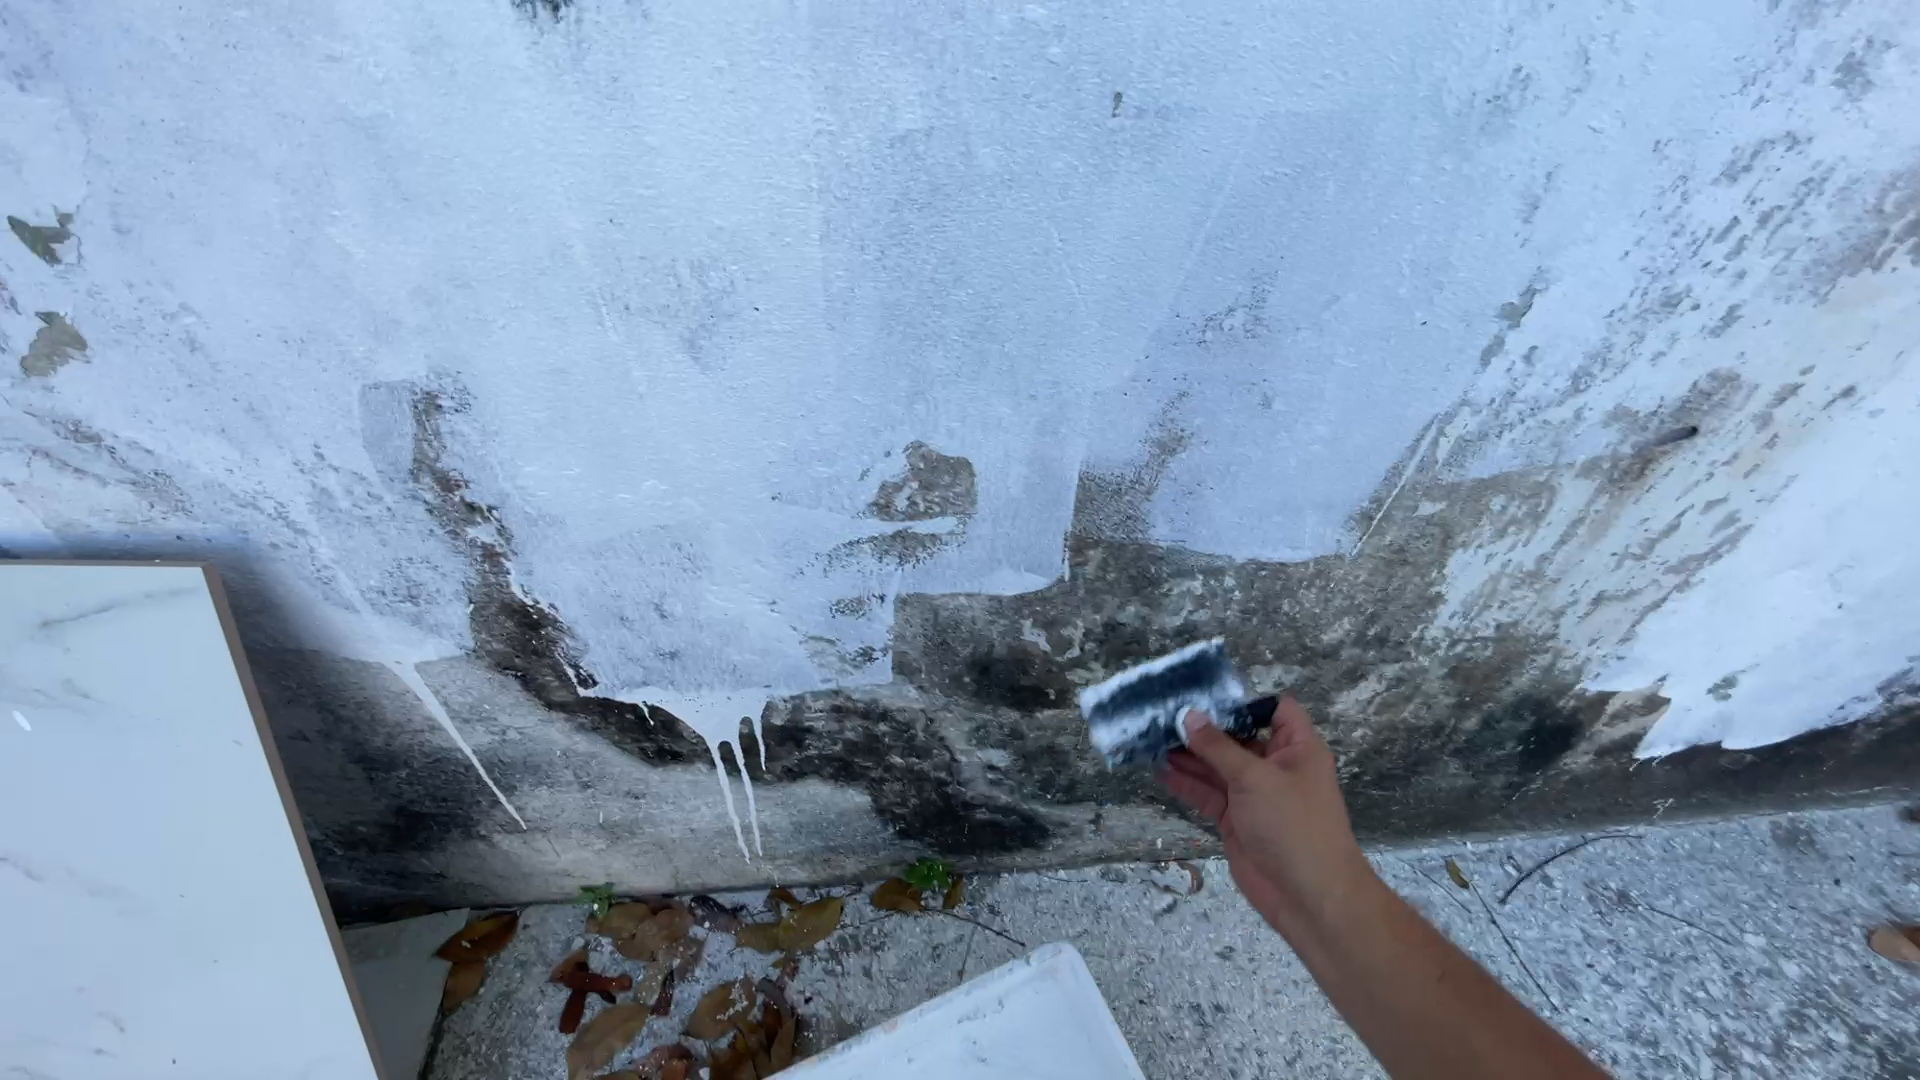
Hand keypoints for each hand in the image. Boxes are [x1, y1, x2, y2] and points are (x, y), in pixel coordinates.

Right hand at [1157, 697, 1374, 938]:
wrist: (1309, 898)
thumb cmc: (1293, 826)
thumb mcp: (1254, 778)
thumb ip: (1217, 746)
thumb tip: (1188, 715)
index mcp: (1296, 748)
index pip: (1274, 709)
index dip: (1243, 700)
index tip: (1204, 694)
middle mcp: (1275, 766)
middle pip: (1236, 736)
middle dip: (1202, 726)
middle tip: (1162, 713)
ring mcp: (1254, 794)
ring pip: (1217, 765)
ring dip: (1188, 754)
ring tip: (1151, 737)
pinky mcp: (1235, 819)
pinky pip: (1207, 793)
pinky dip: (1185, 782)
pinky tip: (1158, 769)